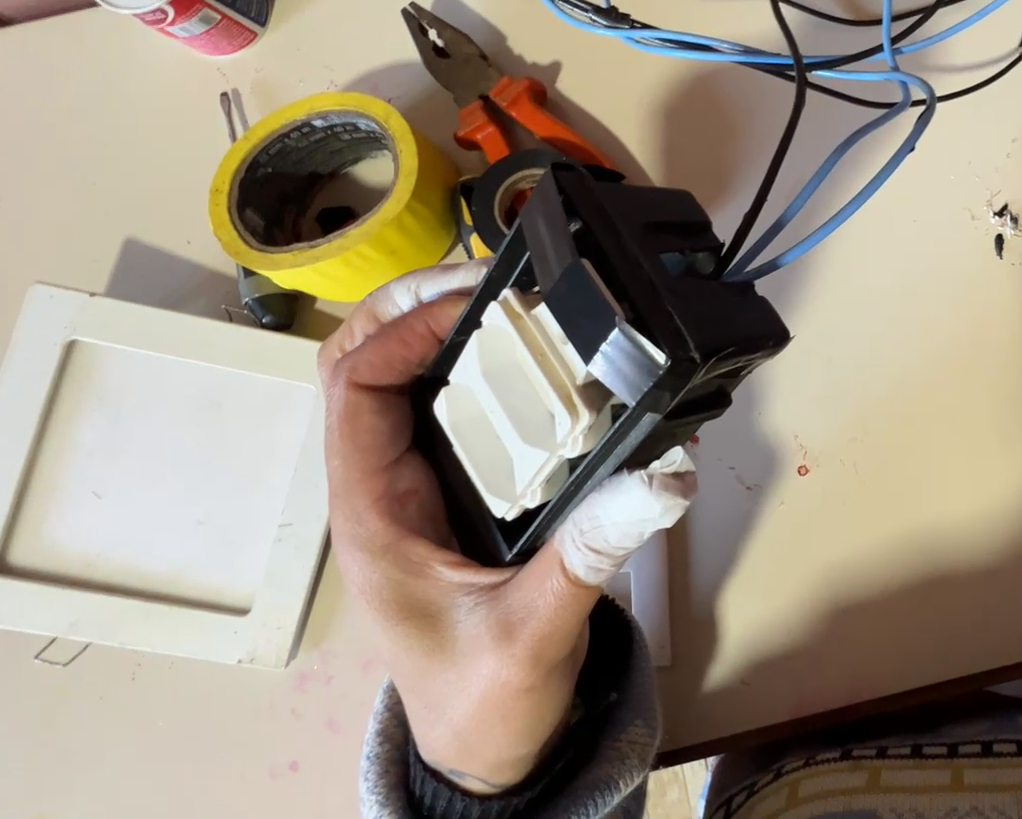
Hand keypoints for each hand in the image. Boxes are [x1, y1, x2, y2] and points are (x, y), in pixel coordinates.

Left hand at [321, 262, 693, 794]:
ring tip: (520, 299)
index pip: (357, 388)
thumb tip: (664, 475)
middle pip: (365, 362)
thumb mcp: (536, 630)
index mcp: (376, 509)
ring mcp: (422, 482)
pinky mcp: (461, 488)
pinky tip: (540, 356)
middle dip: (415, 305)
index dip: (405, 328)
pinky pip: (457, 407)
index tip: (481, 302)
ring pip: (407, 376)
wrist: (487, 744)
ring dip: (448, 326)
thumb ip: (591, 552)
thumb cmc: (486, 696)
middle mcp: (388, 481)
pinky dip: (486, 366)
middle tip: (496, 278)